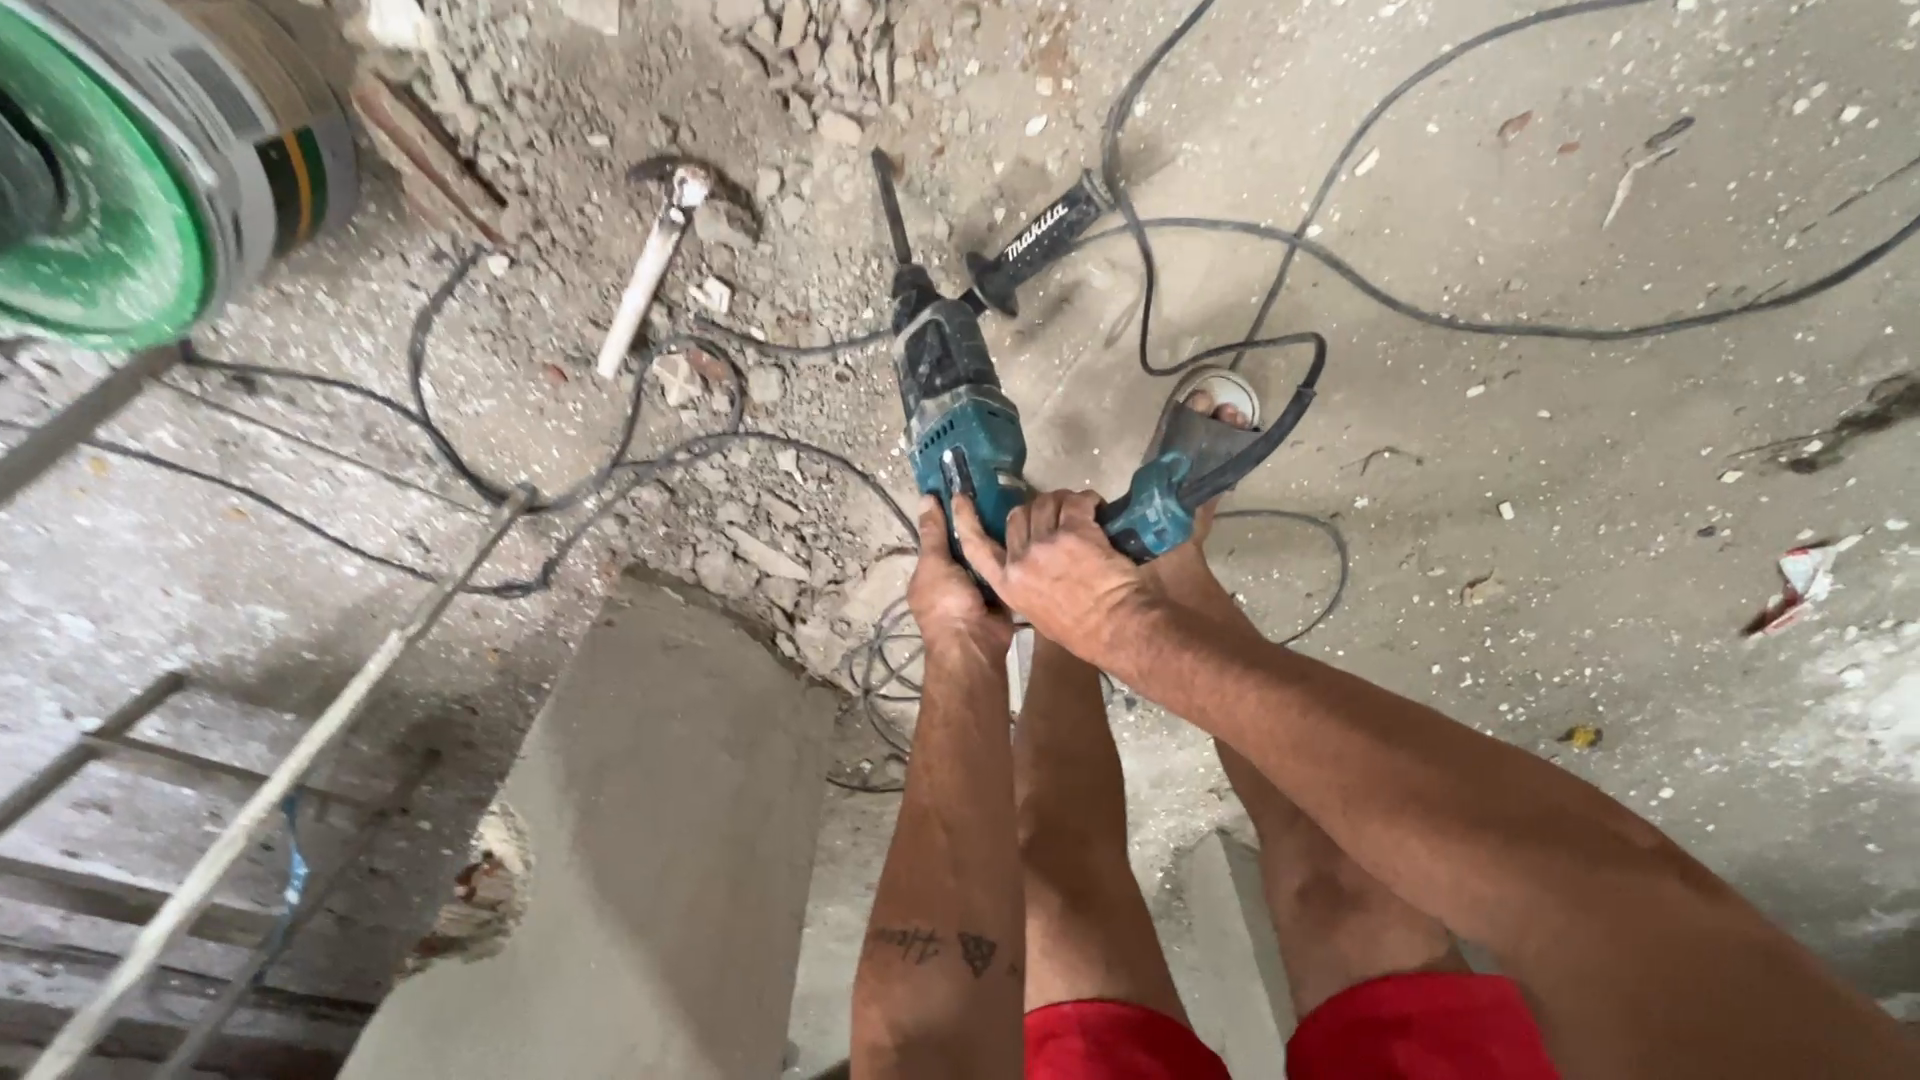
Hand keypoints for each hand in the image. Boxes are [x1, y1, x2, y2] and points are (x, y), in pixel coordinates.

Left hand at [909, 496, 1013, 654]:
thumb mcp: (934, 563)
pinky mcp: (1002, 592)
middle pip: (966, 544)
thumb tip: (926, 497)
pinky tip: (1026, 529)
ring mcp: (979, 587)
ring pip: (987, 554)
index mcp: (931, 572)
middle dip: (979, 523)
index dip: (951, 514)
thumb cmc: (946, 603)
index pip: (940, 536)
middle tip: (998, 491)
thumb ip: (933, 533)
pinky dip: (1012, 553)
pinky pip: (1005, 567)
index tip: (966, 487)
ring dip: (998, 536)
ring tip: (1016, 502)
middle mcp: (954, 578)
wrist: (975, 643)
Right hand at [951, 490, 1169, 667]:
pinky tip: (1097, 506)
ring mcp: (1045, 544)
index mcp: (1007, 585)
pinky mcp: (1073, 531)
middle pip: (1017, 517)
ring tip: (1081, 508)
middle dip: (1036, 510)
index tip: (960, 499)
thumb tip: (1033, 567)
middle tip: (1058, 513)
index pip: (976, 546)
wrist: (1116, 628)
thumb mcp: (1039, 613)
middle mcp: (1019, 561)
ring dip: (1063, 501)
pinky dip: (1087, 500)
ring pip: (1044, 504)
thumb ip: (1027, 586)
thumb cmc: (1083, 632)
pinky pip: (1075, 502)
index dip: (966, 519)